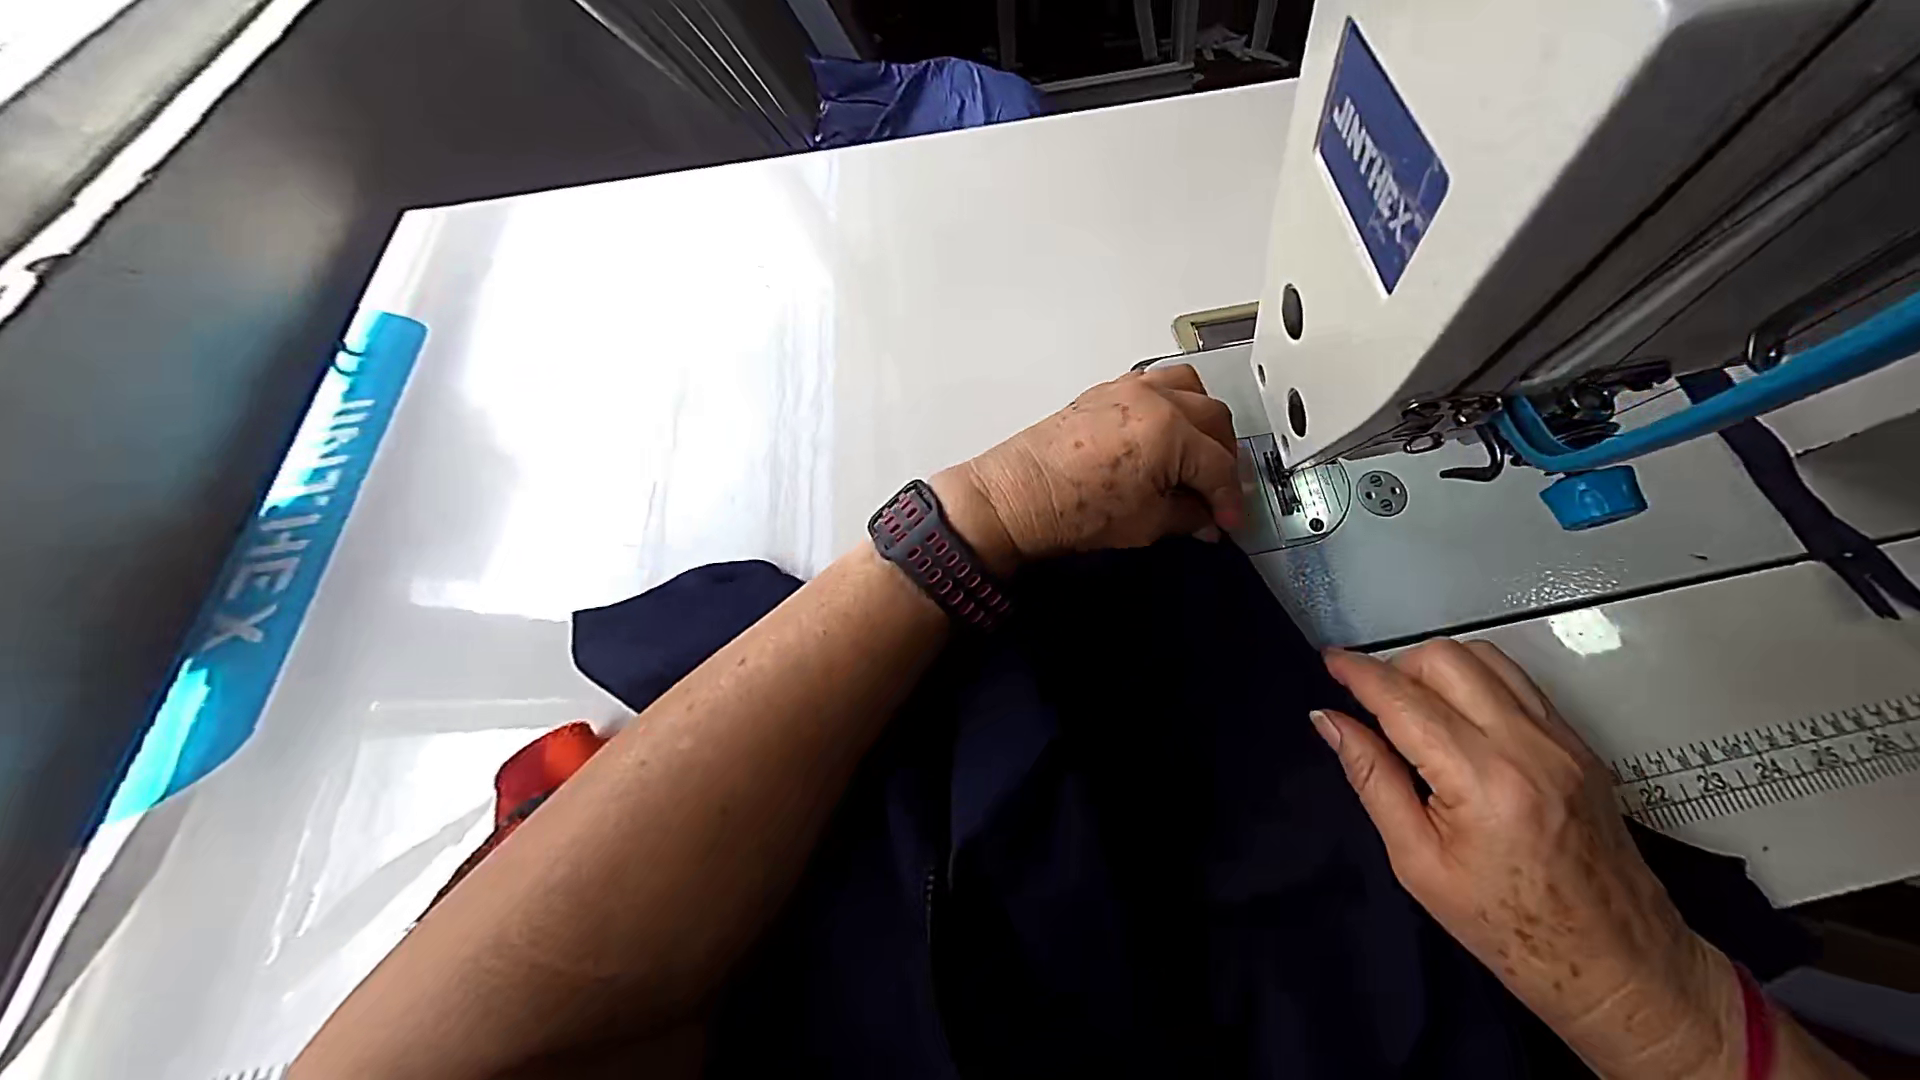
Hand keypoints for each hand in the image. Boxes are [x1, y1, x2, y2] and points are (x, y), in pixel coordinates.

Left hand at [929, 364, 1242, 574]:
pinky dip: (1171, 405)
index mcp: (1168, 431)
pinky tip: (1165, 433)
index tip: (1226, 519)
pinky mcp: (1103, 392)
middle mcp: (1151, 400)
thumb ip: (1186, 516)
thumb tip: (1204, 516)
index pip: (1218, 465)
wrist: (1014, 499)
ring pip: (1189, 390)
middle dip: (1222, 459)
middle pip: (1213, 420)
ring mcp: (1125, 390)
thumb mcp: (1143, 525)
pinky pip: (1153, 385)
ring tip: (1197, 455)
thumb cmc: (1064, 508)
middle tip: (1215, 493)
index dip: (1228, 499)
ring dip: (1202, 421)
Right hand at [1313, 641, 1743, 1078]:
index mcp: (1484, 782)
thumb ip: (1370, 777)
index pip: (1403, 698)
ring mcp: (1563, 741)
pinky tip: (1455, 720)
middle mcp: (1529, 747)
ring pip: (1483, 656)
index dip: (1357, 671)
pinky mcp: (1579, 744)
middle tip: (1372, 701)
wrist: (1623, 968)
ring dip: (1434, 669)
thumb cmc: (1507, 925)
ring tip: (1413, 708)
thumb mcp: (1415, 859)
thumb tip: (1327, 719)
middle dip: (1395, 666)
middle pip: (1445, 658)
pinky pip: (1514, 682)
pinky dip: (1471, 682)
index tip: (1329, 661)